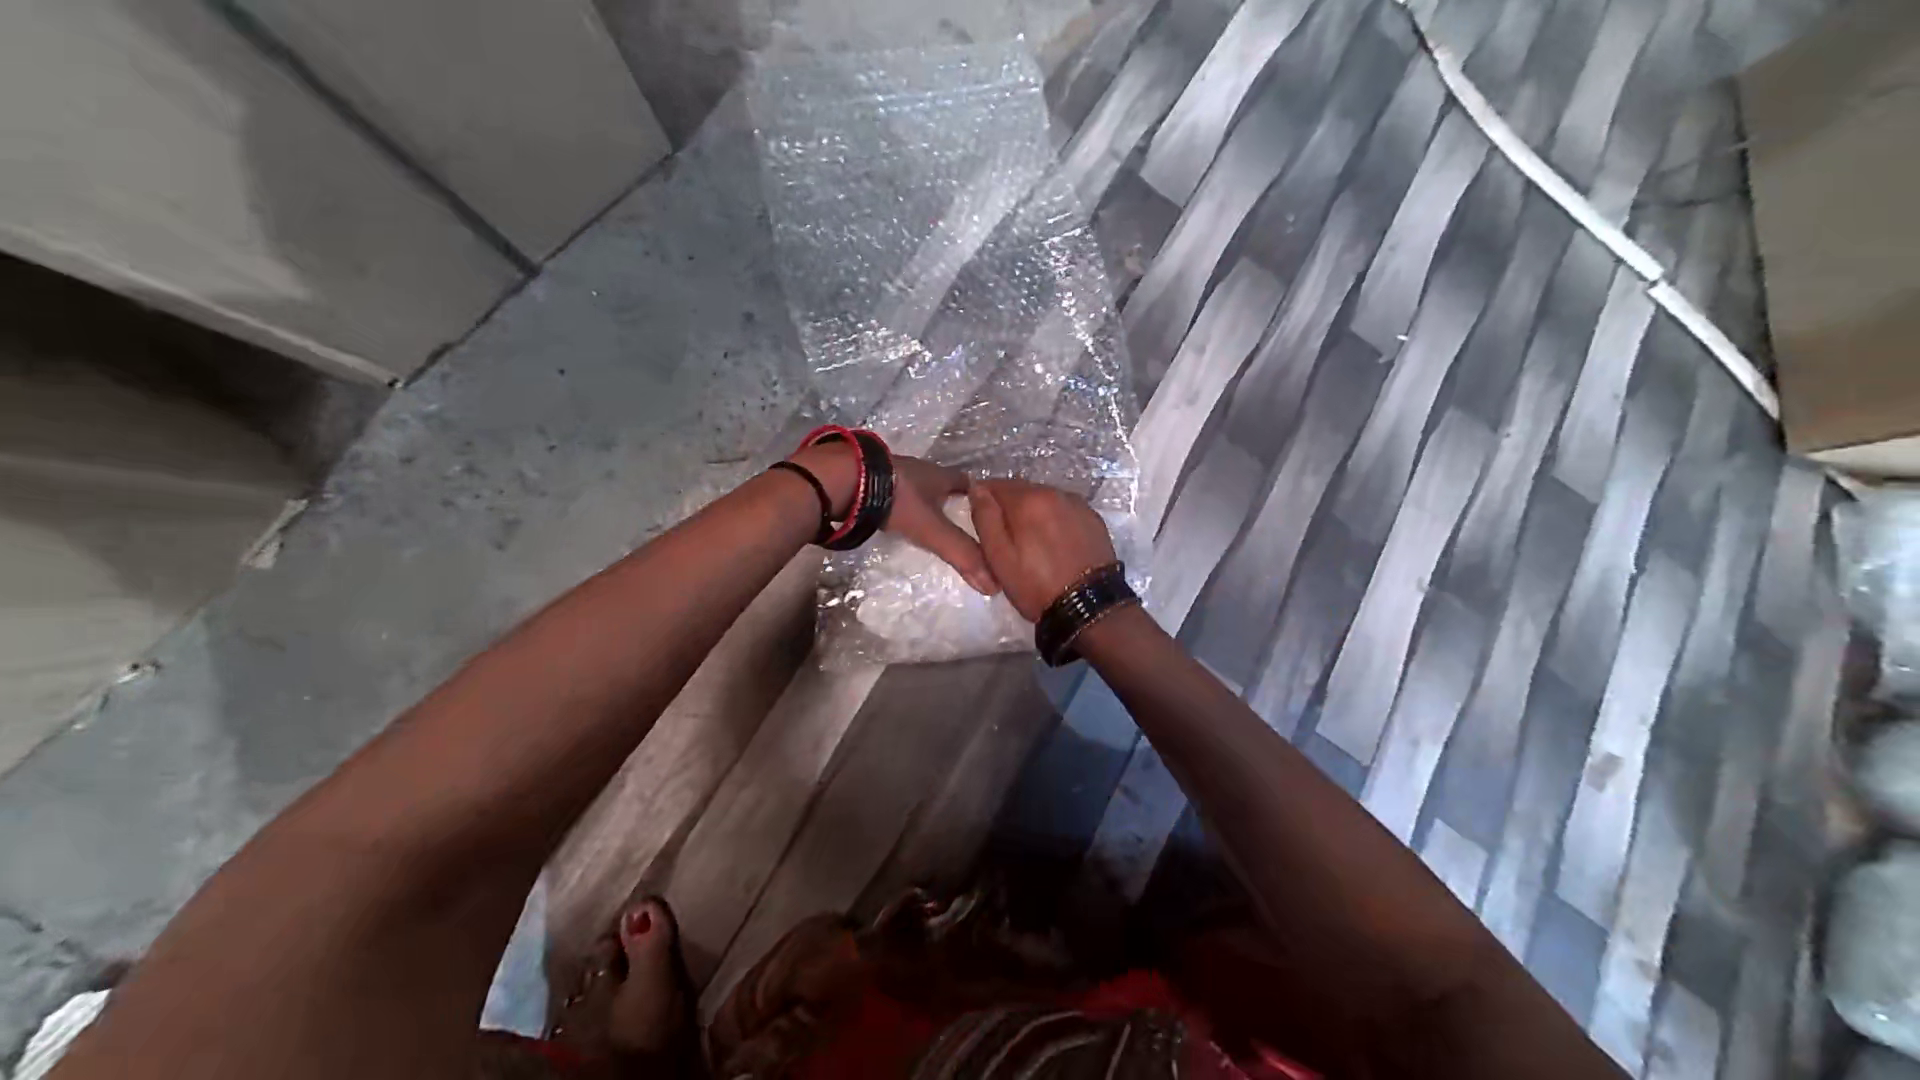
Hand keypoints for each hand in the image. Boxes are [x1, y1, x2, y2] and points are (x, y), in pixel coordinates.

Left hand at [786, 442, 995, 594]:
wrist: (847, 478)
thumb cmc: (898, 500)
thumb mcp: (933, 530)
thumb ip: (961, 554)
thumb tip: (994, 585)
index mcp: (939, 475)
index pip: (967, 483)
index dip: (977, 498)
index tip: (985, 514)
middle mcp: (918, 469)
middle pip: (940, 485)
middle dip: (948, 501)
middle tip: (955, 523)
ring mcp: (891, 472)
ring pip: (915, 488)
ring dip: (921, 503)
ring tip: (926, 525)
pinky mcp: (867, 479)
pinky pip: (890, 493)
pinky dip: (896, 505)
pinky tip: (893, 519)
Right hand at [968, 479, 1117, 621]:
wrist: (1090, 608)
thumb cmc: (1036, 586)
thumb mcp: (999, 557)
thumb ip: (985, 518)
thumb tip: (977, 488)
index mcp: (1028, 499)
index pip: (994, 485)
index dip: (983, 501)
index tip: (982, 522)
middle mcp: (1055, 492)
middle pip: (1021, 490)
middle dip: (1009, 507)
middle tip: (1006, 538)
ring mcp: (1078, 504)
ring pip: (1044, 499)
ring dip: (1033, 513)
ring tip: (1031, 543)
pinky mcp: (1093, 519)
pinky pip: (1064, 511)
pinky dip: (1054, 520)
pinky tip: (1054, 543)